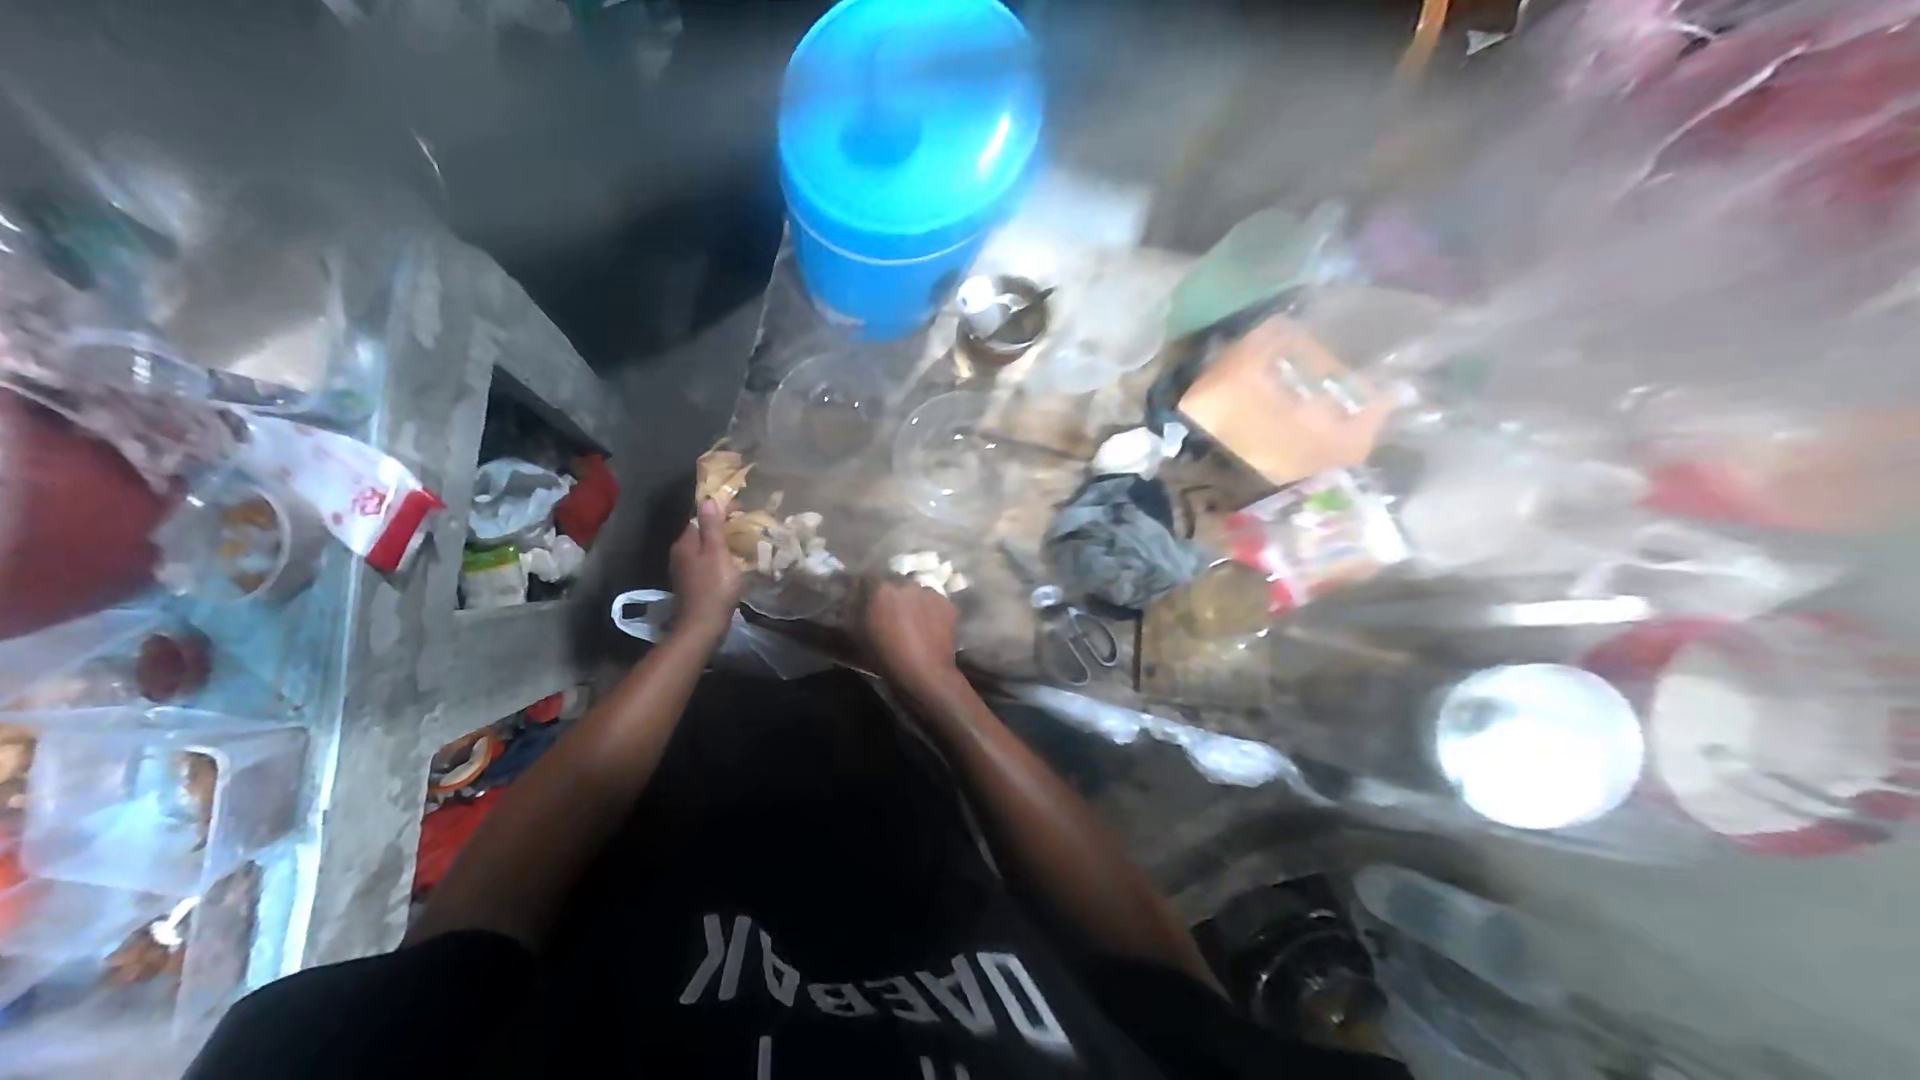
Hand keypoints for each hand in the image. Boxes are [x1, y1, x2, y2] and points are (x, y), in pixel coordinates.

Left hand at [670, 500, 742, 641]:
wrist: (703, 624)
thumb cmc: (714, 586)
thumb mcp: (717, 552)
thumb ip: (712, 526)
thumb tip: (707, 499)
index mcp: (685, 542)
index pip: (700, 517)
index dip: (720, 511)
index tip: (742, 511)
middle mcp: (680, 553)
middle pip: (700, 532)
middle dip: (720, 527)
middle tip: (744, 526)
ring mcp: (684, 570)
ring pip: (703, 548)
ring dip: (720, 543)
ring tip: (740, 544)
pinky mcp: (691, 583)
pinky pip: (705, 562)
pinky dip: (718, 558)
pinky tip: (731, 564)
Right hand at [864, 578, 961, 697]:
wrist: (924, 672)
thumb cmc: (885, 655)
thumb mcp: (858, 633)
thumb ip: (854, 608)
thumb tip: (853, 596)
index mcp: (881, 588)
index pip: (868, 576)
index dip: (865, 587)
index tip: (863, 598)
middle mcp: (907, 583)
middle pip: (894, 581)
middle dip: (889, 592)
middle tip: (888, 611)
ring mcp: (930, 592)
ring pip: (916, 590)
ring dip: (911, 600)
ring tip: (911, 619)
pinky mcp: (948, 603)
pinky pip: (934, 602)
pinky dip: (929, 609)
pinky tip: (928, 626)